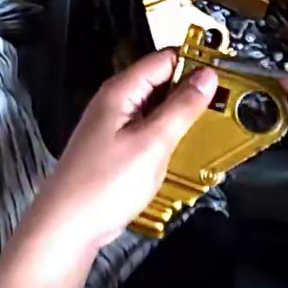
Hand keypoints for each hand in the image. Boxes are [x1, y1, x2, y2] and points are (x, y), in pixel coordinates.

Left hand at [19, 50, 217, 260]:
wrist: (66, 229)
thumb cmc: (102, 186)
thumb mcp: (153, 143)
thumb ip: (182, 107)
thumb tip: (206, 77)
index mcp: (121, 90)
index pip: (165, 58)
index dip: (195, 63)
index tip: (221, 75)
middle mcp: (115, 101)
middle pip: (161, 80)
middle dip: (190, 89)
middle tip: (220, 104)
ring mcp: (113, 123)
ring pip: (156, 105)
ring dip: (180, 113)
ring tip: (206, 126)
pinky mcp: (115, 145)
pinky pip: (147, 127)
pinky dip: (166, 132)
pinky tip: (180, 147)